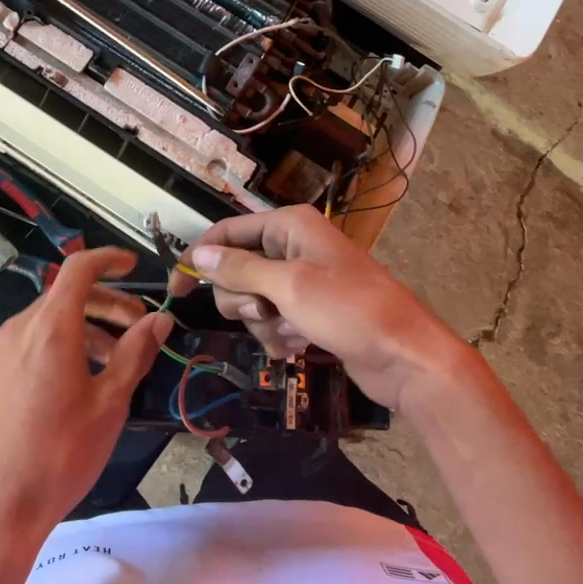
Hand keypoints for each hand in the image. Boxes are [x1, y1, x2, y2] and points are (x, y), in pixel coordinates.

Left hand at [0, 248, 173, 537]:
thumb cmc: (62, 452)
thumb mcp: (110, 402)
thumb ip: (136, 352)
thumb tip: (159, 318)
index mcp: (49, 327)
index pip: (79, 269)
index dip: (108, 259)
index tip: (134, 266)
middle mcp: (20, 330)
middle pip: (67, 296)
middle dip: (108, 304)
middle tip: (141, 326)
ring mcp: (1, 354)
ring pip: (50, 321)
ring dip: (87, 328)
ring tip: (116, 360)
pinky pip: (33, 344)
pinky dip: (62, 345)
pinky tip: (81, 380)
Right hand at [171, 205, 471, 411]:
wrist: (405, 357)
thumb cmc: (350, 310)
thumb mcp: (289, 286)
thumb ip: (240, 269)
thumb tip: (200, 254)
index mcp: (290, 226)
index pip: (228, 232)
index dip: (200, 257)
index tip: (177, 289)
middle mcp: (293, 247)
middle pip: (236, 270)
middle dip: (242, 299)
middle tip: (263, 312)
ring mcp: (302, 281)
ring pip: (252, 301)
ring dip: (263, 324)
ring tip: (291, 333)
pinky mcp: (309, 313)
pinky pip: (273, 322)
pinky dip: (279, 337)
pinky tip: (300, 347)